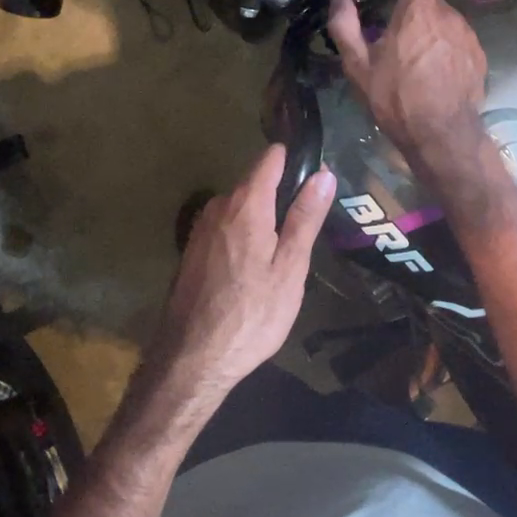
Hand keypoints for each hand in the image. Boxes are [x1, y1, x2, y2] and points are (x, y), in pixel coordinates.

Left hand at [154, 144, 334, 392]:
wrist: (193, 357)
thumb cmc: (252, 313)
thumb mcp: (289, 268)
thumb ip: (305, 217)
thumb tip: (323, 174)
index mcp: (246, 203)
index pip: (270, 158)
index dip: (294, 158)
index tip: (315, 169)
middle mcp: (219, 205)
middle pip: (255, 183)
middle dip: (281, 195)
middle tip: (307, 226)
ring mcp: (201, 227)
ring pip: (240, 207)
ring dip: (262, 219)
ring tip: (285, 251)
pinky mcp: (193, 250)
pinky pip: (226, 227)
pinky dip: (243, 236)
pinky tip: (255, 267)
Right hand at [328, 0, 488, 169]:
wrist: (442, 137)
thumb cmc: (396, 99)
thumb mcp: (358, 66)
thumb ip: (345, 26)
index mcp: (418, 12)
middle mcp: (448, 16)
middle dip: (407, 9)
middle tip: (389, 34)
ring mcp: (467, 36)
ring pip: (442, 20)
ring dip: (425, 31)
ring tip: (409, 59)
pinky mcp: (478, 56)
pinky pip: (456, 41)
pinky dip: (441, 48)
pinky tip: (430, 74)